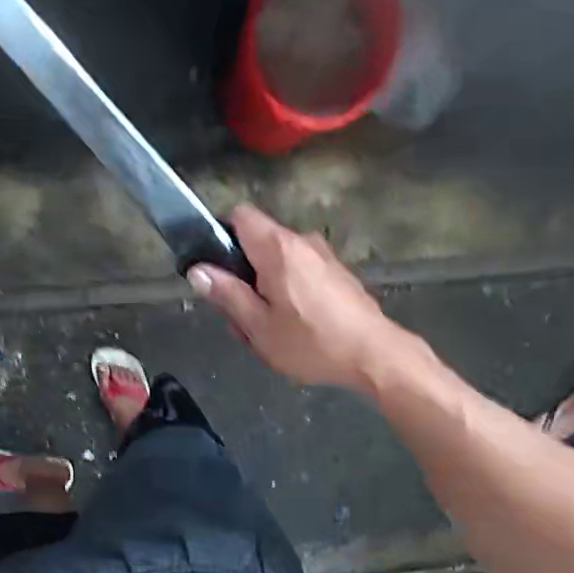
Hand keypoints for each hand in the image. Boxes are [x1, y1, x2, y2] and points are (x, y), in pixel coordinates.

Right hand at [188, 205, 423, 393]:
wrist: (375, 356)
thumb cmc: (313, 343)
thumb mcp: (259, 327)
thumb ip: (227, 296)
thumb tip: (198, 271)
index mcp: (278, 247)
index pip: (238, 216)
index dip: (222, 239)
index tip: (219, 274)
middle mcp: (303, 242)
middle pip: (259, 246)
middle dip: (245, 280)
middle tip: (245, 322)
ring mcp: (326, 259)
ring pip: (282, 268)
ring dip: (269, 296)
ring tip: (273, 336)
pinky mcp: (341, 278)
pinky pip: (304, 280)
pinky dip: (294, 300)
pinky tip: (300, 334)